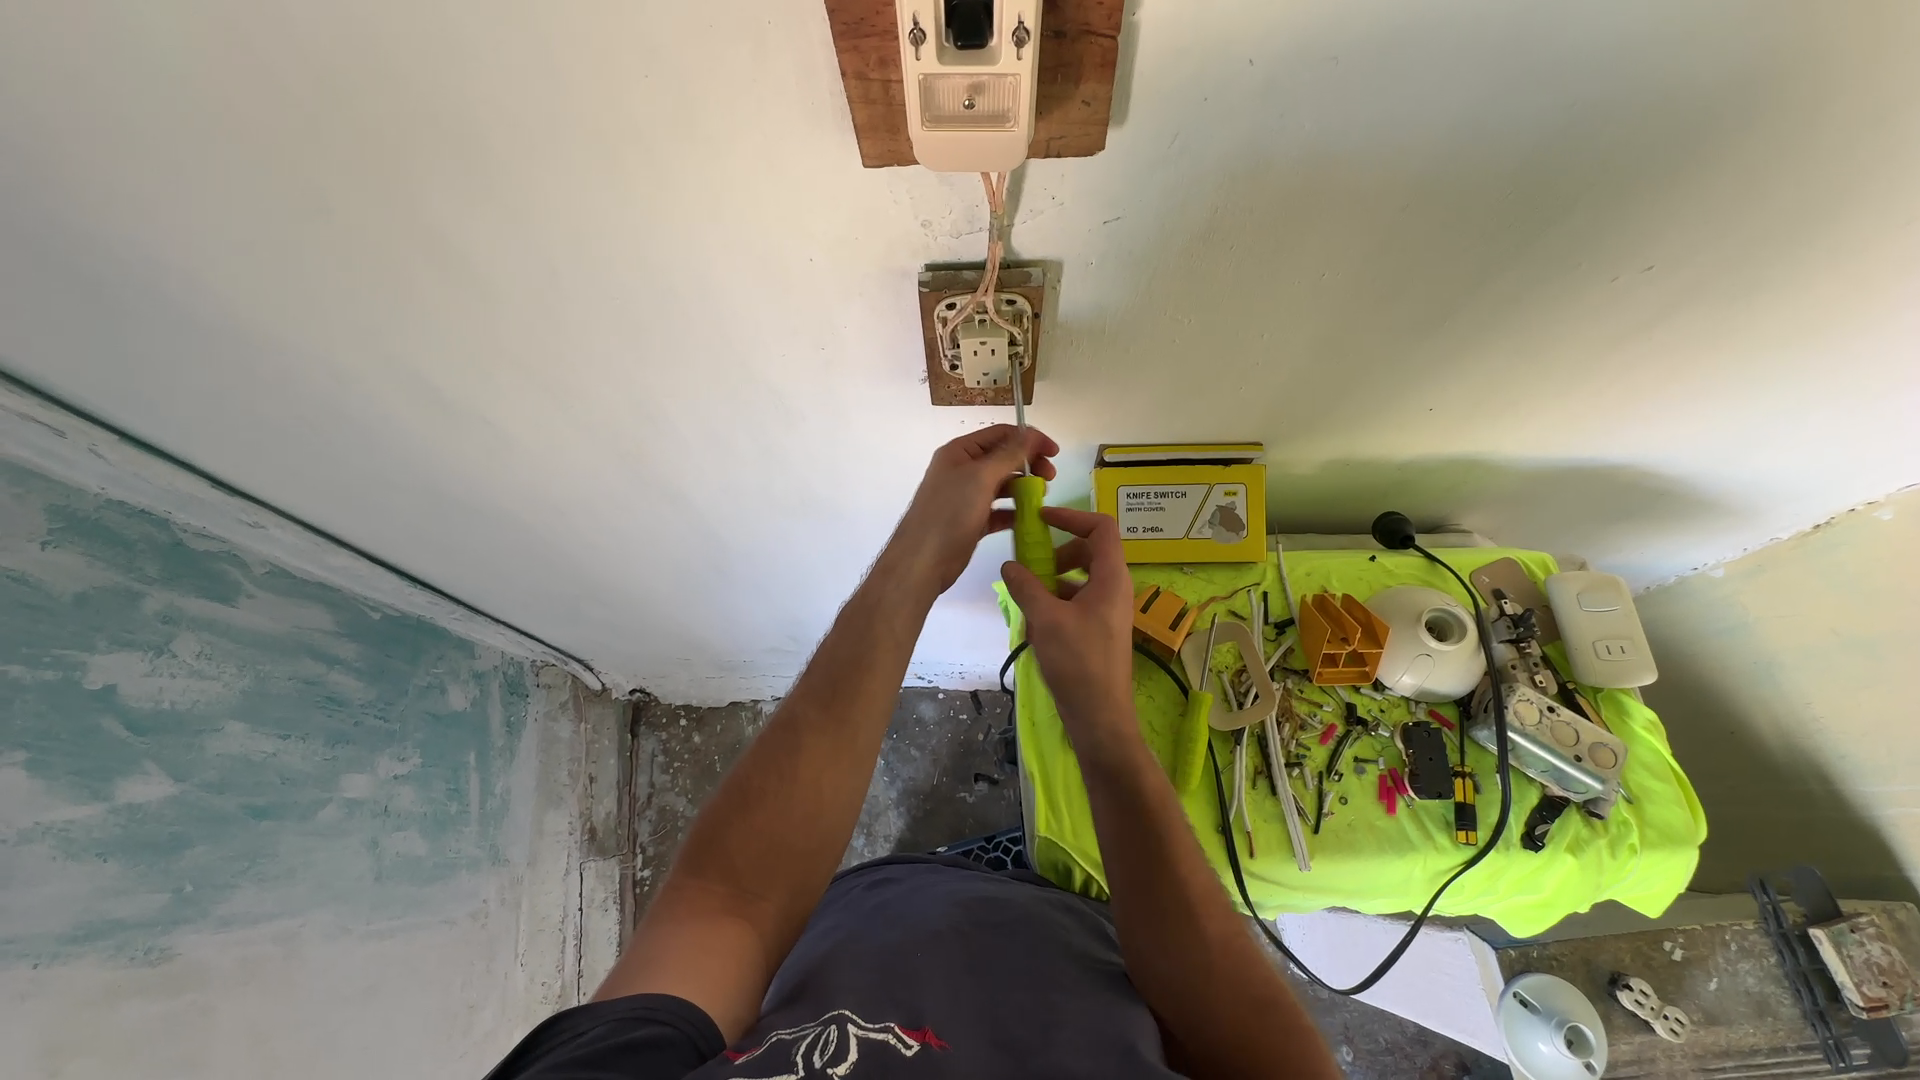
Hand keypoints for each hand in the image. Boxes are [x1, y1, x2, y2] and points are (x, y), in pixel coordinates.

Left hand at [882, 424, 1058, 596]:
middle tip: (1049, 478)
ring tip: (1041, 498)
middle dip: (1028, 464)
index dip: (1029, 439)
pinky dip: (1015, 511)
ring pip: (1003, 485)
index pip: (1000, 435)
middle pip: (1004, 458)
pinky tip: (1029, 518)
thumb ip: (1009, 454)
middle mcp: (963, 470)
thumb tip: (1031, 432)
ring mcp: (967, 496)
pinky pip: (999, 510)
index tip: (1054, 452)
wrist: (923, 561)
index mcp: (960, 452)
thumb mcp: (980, 477)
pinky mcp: (972, 520)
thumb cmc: (949, 513)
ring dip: (1024, 488)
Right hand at [1000, 507, 1139, 753]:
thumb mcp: (1046, 620)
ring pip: (1082, 577)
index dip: (1072, 516)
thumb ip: (1026, 586)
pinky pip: (1078, 600)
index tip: (1041, 519)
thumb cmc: (1078, 663)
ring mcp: (1108, 610)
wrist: (1099, 716)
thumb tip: (1010, 565)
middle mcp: (1115, 589)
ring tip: (1028, 594)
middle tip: (1032, 564)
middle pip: (1091, 550)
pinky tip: (1036, 620)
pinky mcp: (1098, 630)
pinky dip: (1057, 599)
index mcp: (1112, 578)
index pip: (1101, 528)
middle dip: (1059, 550)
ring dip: (1054, 577)